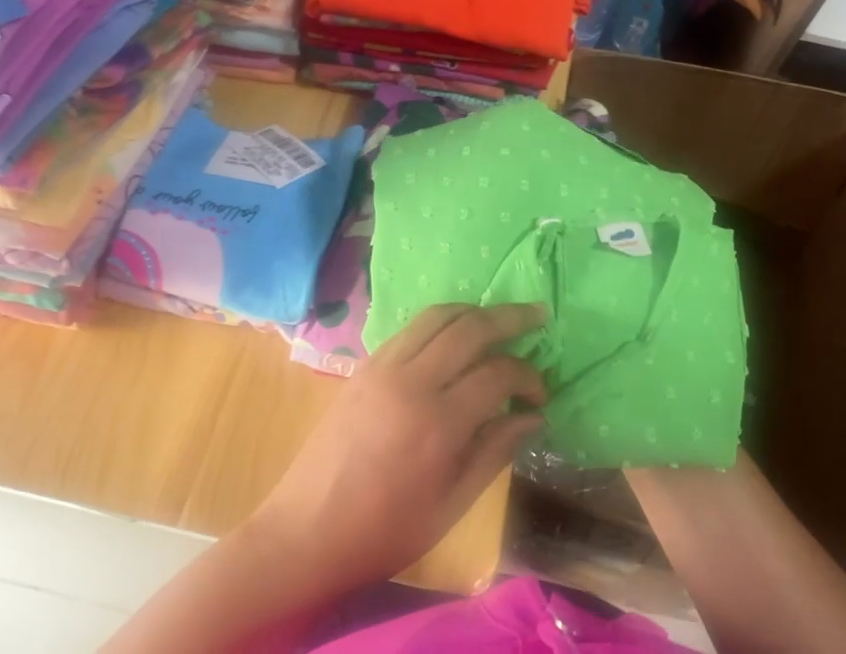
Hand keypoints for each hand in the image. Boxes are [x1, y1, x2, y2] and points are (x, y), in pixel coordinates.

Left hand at [244, 303, 548, 592]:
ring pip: (436, 317)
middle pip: (470, 328)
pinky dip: (439, 323)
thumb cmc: (383, 532)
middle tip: (538, 316)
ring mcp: (381, 370)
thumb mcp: (450, 506)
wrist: (305, 533)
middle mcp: (411, 383)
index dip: (528, 377)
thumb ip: (494, 453)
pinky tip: (453, 337)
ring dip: (473, 311)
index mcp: (438, 424)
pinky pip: (408, 331)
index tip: (540, 395)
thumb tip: (534, 417)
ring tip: (499, 317)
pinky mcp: (362, 369)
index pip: (498, 375)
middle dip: (510, 317)